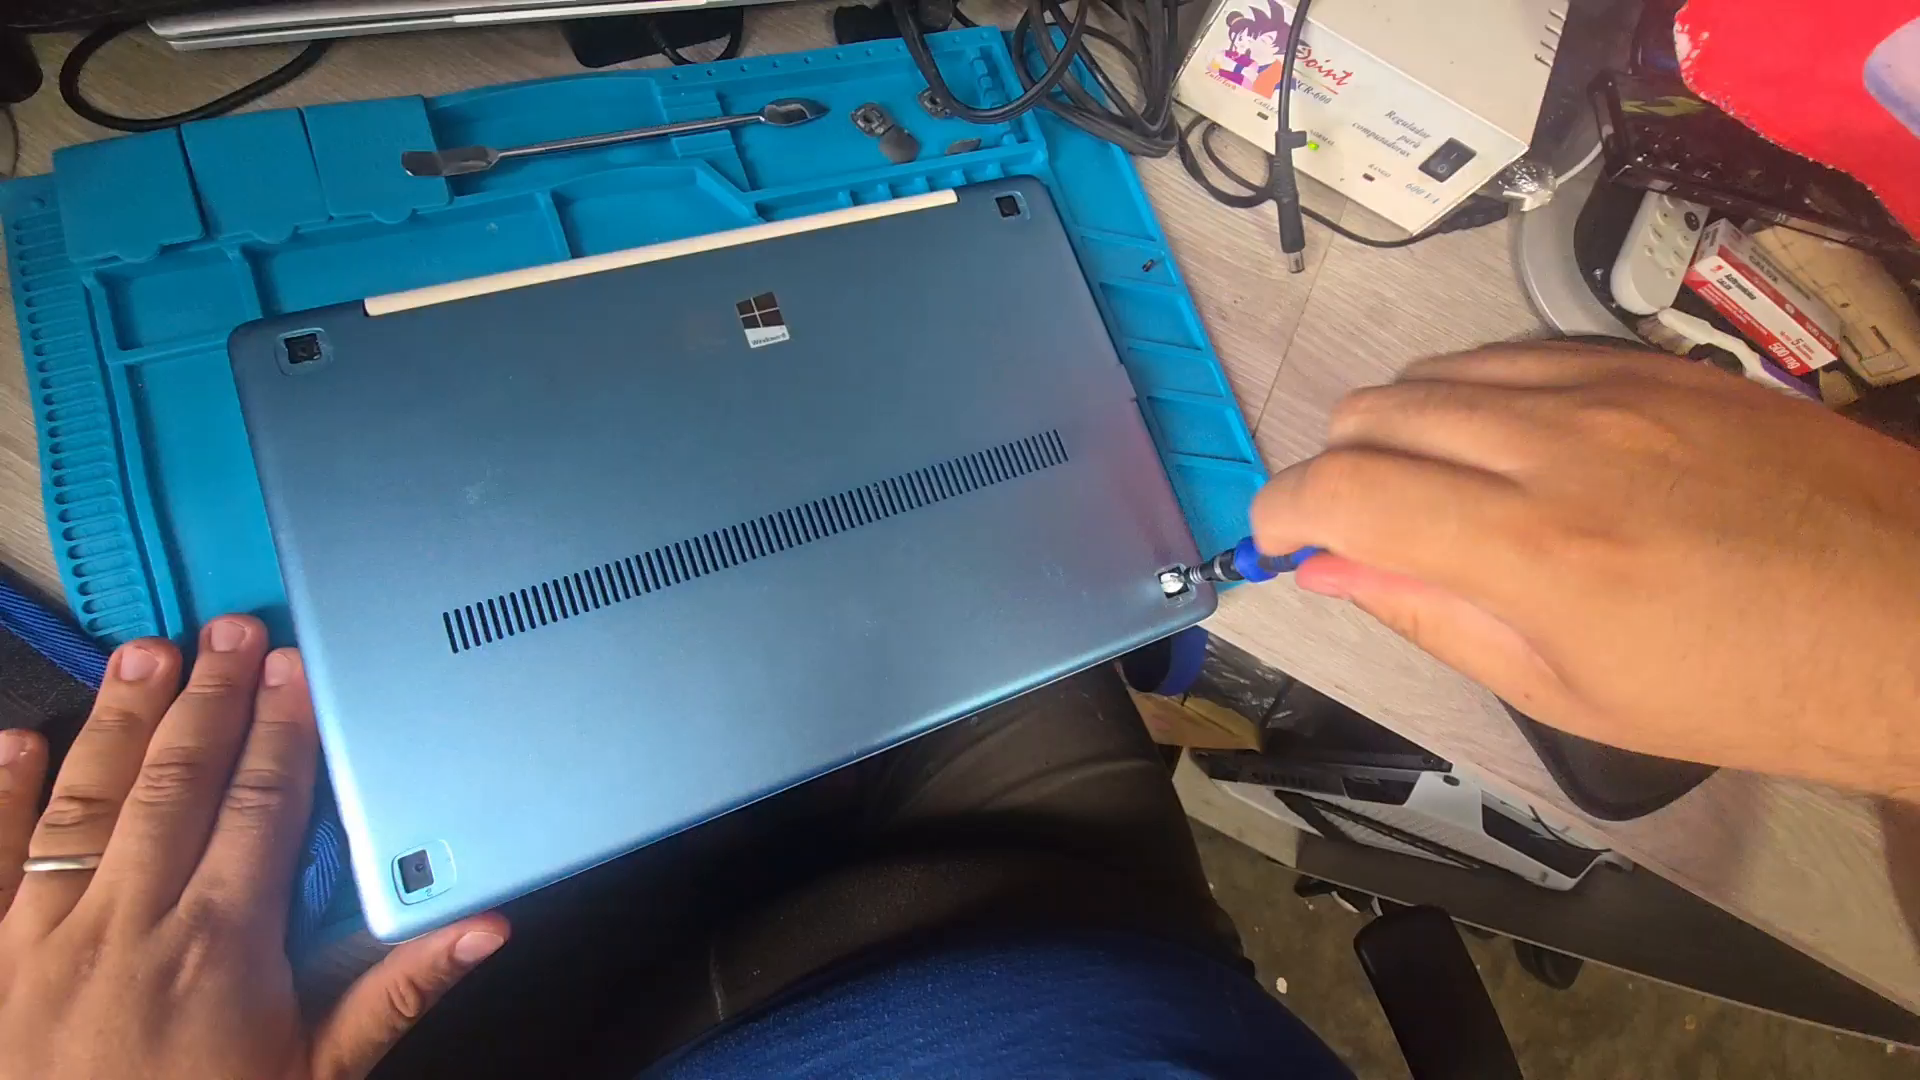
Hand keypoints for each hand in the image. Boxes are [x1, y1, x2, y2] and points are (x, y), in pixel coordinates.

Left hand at [0, 616, 508, 1079]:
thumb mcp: (321, 1072)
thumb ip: (401, 990)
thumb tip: (493, 925)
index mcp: (219, 940)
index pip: (260, 804)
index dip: (280, 729)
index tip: (289, 668)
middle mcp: (124, 925)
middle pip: (174, 784)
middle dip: (205, 698)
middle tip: (225, 631)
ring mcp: (29, 946)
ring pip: (80, 809)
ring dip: (112, 724)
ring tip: (141, 654)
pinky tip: (14, 743)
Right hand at [1249, 344, 1919, 796]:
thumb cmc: (1733, 687)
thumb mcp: (1554, 687)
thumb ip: (1420, 613)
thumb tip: (1322, 569)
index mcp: (1531, 548)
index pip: (1343, 492)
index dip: (1279, 510)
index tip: (1276, 541)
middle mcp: (1556, 445)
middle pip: (1366, 416)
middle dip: (1328, 472)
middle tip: (1356, 527)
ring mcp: (1608, 388)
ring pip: (1420, 376)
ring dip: (1386, 433)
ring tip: (1422, 484)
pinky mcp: (1648, 362)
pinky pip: (1497, 354)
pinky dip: (1454, 397)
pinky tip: (1486, 441)